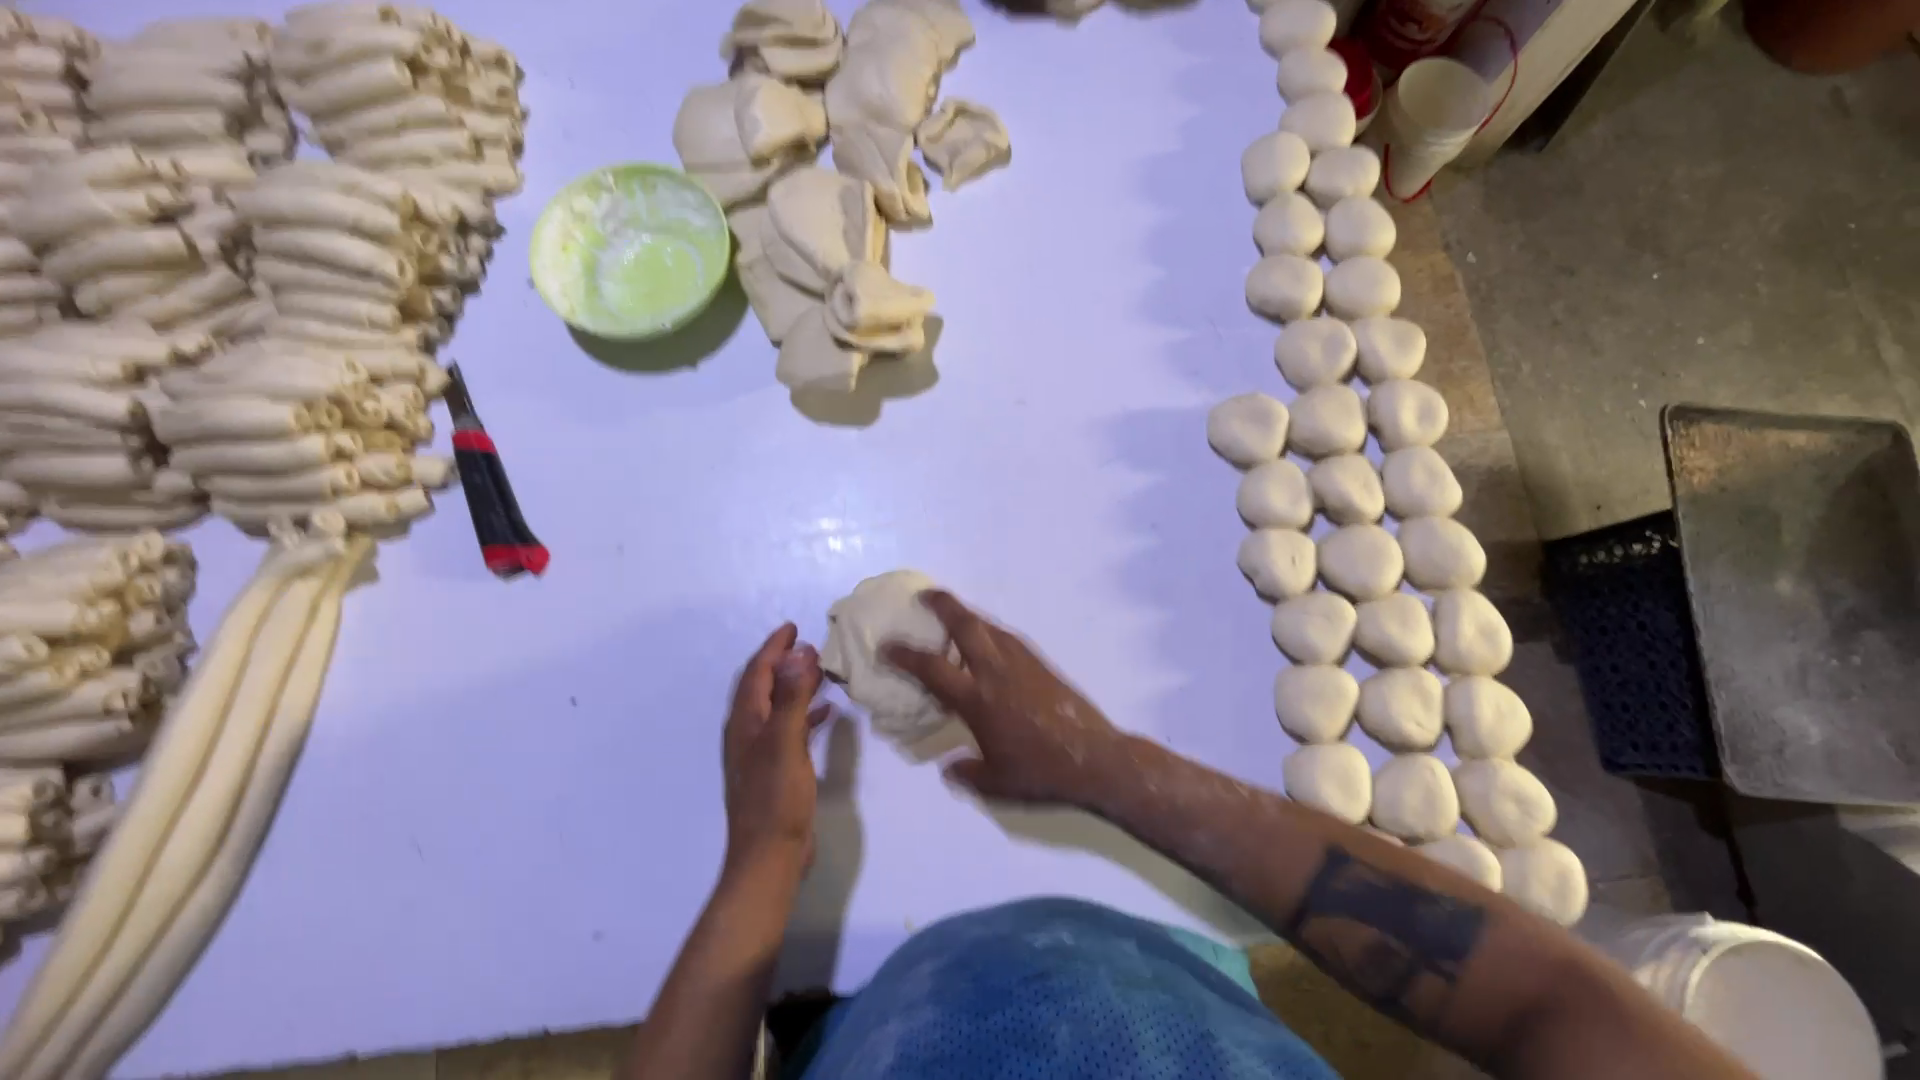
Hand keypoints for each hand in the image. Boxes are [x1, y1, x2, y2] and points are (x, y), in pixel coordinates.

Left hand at [722, 623, 827, 877]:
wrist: (769, 855)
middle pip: (762, 687)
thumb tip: (799, 653)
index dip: (773, 648)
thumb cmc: (777, 798)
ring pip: (776, 707)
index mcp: (745, 723)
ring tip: (820, 672)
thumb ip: (792, 698)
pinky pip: (789, 729)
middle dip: (782, 663)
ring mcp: (760, 753)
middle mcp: (747, 733)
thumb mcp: (786, 742)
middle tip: (808, 645)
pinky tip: (825, 715)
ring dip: (795, 686)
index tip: (793, 627)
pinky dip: (804, 715)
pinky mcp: (775, 771)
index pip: (756, 673)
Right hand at [883, 591, 1123, 807]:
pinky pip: (1008, 638)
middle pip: (965, 624)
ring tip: (954, 617)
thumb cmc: (1040, 772)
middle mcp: (996, 672)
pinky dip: (990, 631)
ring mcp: (1022, 663)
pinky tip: (988, 641)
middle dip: (942, 604)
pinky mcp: (1041, 665)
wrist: (1094, 758)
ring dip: (968, 615)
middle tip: (925, 596)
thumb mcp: (995, 784)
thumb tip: (949, 768)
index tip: (886, 646)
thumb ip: (967, 775)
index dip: (904, 654)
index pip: (931, 668)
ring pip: (989, 626)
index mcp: (977, 699)